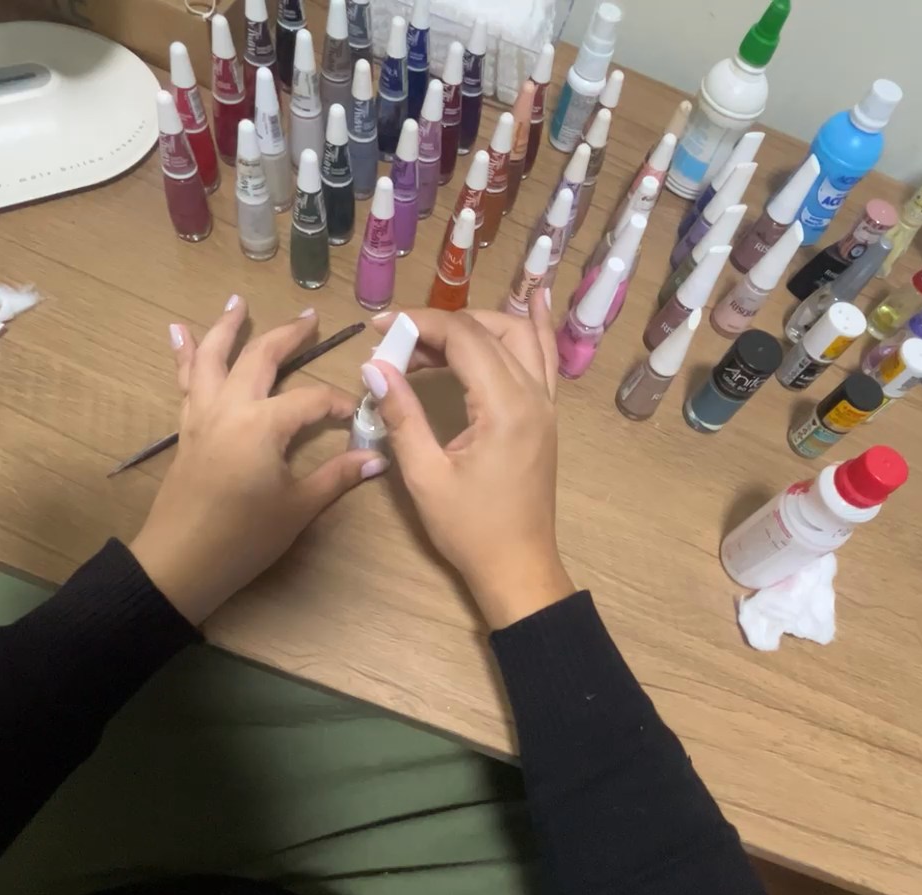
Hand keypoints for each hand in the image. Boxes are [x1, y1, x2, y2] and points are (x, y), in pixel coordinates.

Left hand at [130, 298, 383, 623]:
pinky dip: (184, 354)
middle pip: (260, 357)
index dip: (338, 403)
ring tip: (236, 302)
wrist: (181, 562)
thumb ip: (337, 477)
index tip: (358, 415)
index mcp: (262, 424)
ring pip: (212, 358)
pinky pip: (185, 381)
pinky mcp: (187, 429)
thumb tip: (378, 458)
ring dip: (226, 327)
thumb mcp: (298, 508)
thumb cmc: (244, 537)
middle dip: (288, 335)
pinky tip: (177, 333)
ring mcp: (203, 415)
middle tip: (310, 318)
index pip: (311, 400)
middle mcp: (230, 407)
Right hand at [364, 291, 574, 628]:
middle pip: (492, 329)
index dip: (418, 324)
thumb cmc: (470, 530)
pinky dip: (533, 329)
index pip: (464, 337)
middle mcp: (534, 396)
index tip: (378, 329)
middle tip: (400, 343)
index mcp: (505, 407)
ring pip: (522, 336)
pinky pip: (545, 359)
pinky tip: (536, 300)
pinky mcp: (546, 417)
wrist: (517, 566)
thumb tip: (375, 367)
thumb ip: (402, 415)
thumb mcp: (426, 476)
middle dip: (443, 325)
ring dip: (480, 325)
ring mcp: (546, 405)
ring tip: (436, 336)